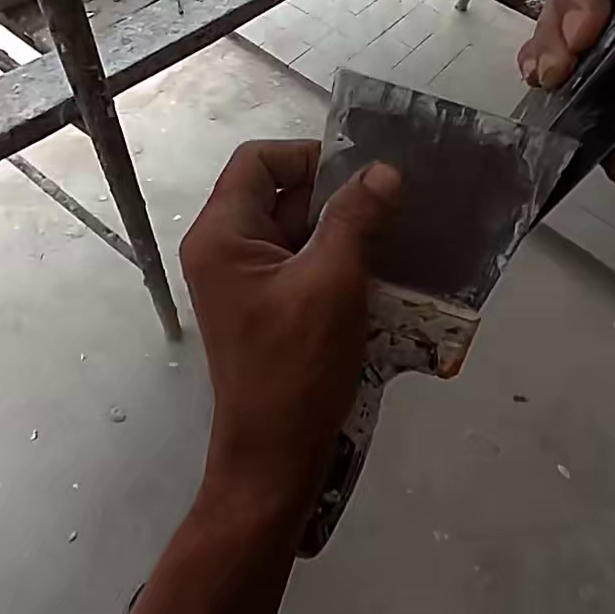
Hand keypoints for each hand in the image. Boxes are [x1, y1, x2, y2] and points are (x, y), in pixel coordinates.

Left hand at [179, 140, 400, 497]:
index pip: (259, 161)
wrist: (278, 457)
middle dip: (336, 193)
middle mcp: (229, 248)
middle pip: (283, 191)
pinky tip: (380, 263)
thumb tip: (384, 171)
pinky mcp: (274, 300)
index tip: (358, 176)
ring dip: (345, 225)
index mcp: (223, 235)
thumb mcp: (333, 280)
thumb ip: (356, 217)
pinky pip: (308, 257)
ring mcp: (251, 277)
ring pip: (301, 225)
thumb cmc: (296, 366)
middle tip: (388, 203)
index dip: (308, 156)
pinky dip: (342, 253)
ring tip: (391, 231)